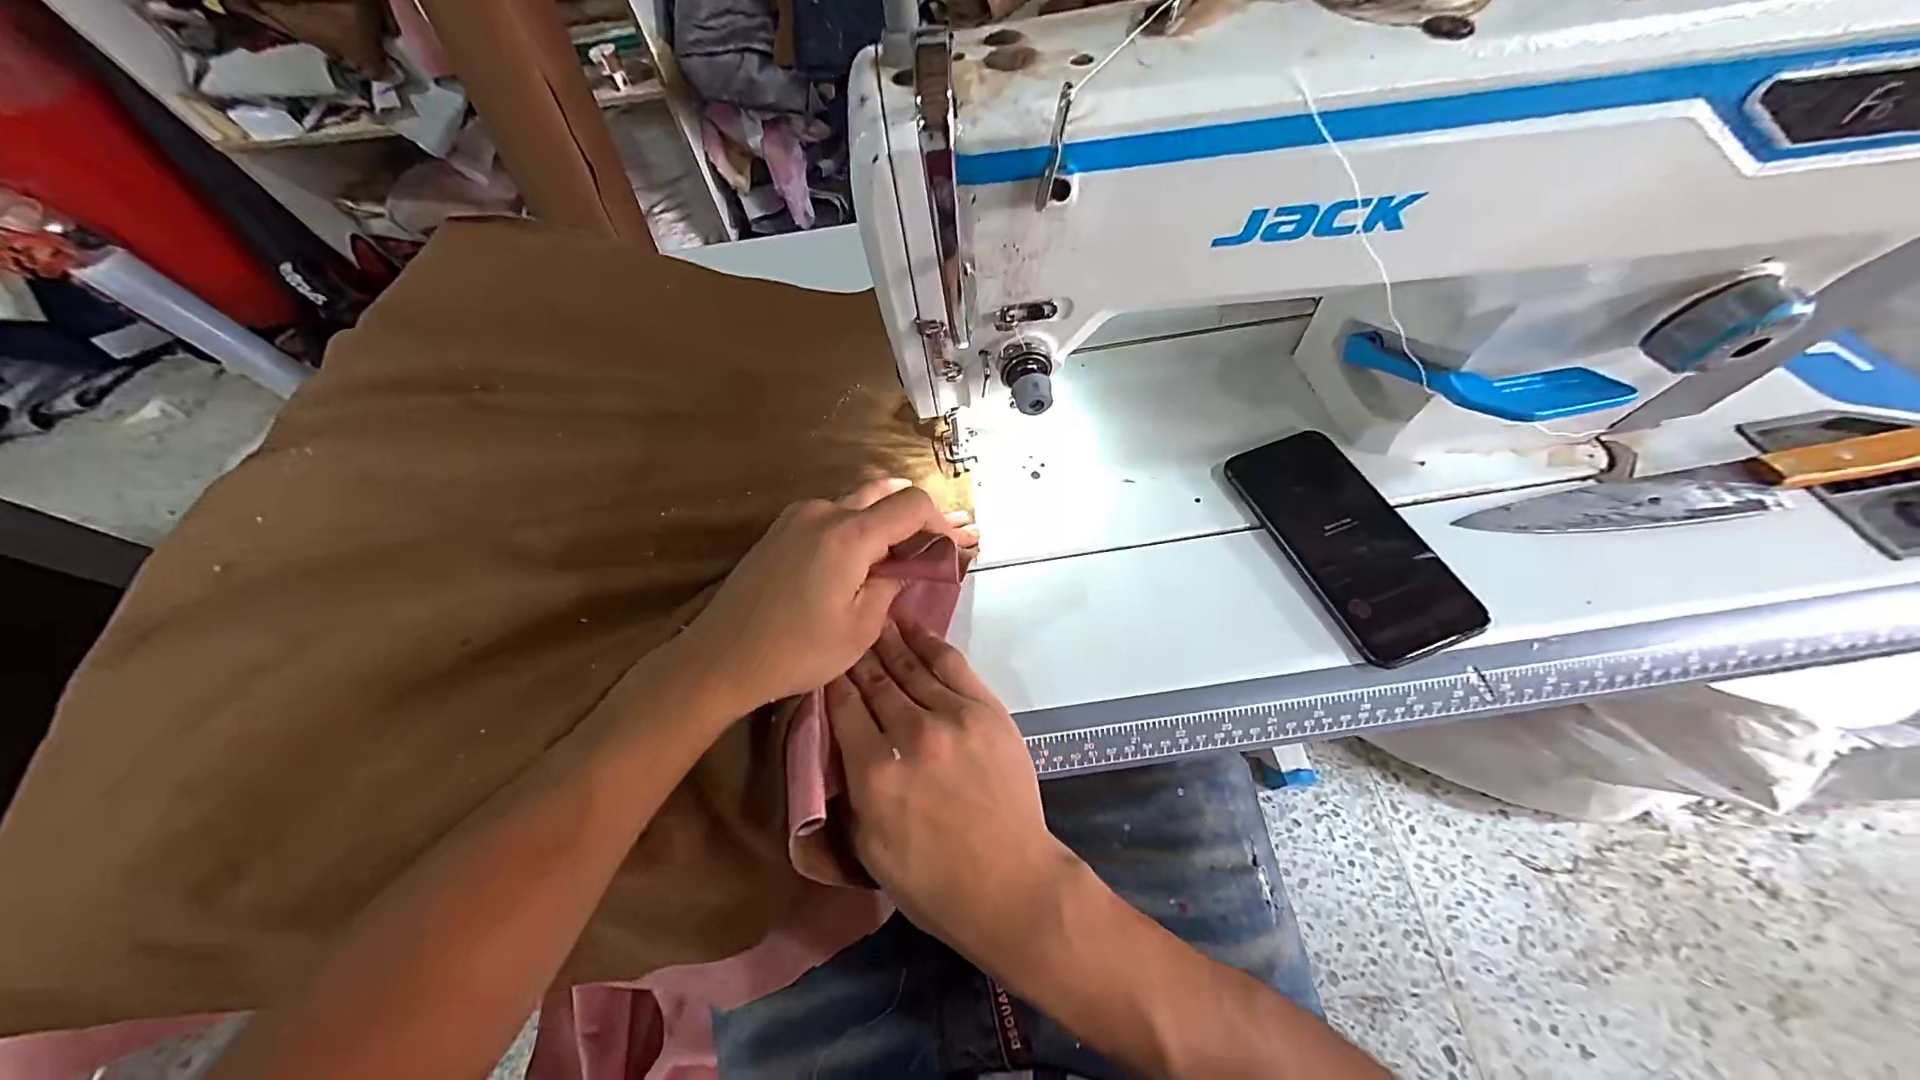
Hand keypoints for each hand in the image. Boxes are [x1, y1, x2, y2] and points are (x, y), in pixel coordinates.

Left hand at [675, 479, 969, 717]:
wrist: (720, 658)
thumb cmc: (796, 651)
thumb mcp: (860, 627)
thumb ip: (891, 585)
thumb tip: (906, 566)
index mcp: (848, 535)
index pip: (911, 505)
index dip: (942, 521)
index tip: (959, 543)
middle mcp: (823, 512)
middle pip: (885, 492)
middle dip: (916, 514)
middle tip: (936, 542)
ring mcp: (796, 517)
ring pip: (857, 500)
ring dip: (886, 517)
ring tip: (905, 550)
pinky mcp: (780, 529)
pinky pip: (832, 514)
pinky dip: (858, 524)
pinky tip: (865, 554)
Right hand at [826, 621, 1080, 962]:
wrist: (1010, 884)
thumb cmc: (932, 881)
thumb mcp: (867, 847)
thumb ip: (849, 789)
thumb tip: (840, 746)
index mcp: (874, 772)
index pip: (843, 707)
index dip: (830, 679)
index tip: (823, 660)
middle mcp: (911, 734)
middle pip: (875, 680)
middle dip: (856, 654)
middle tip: (845, 628)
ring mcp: (953, 717)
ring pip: (911, 666)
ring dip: (889, 640)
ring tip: (874, 618)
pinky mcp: (986, 711)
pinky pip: (951, 665)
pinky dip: (929, 643)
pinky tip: (913, 630)